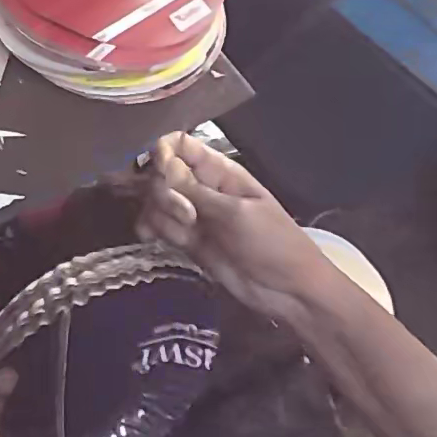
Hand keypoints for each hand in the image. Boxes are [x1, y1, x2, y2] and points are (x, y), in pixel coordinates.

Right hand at [135, 132, 331, 322]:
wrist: (286, 291)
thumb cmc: (272, 243)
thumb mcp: (236, 213)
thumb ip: (195, 190)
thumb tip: (160, 164)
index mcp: (219, 171)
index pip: (179, 144)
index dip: (163, 152)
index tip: (162, 172)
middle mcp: (201, 187)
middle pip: (160, 173)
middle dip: (163, 192)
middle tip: (188, 216)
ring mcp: (191, 214)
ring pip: (155, 200)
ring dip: (160, 214)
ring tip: (184, 234)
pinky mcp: (186, 239)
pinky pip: (157, 224)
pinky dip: (150, 228)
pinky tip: (152, 238)